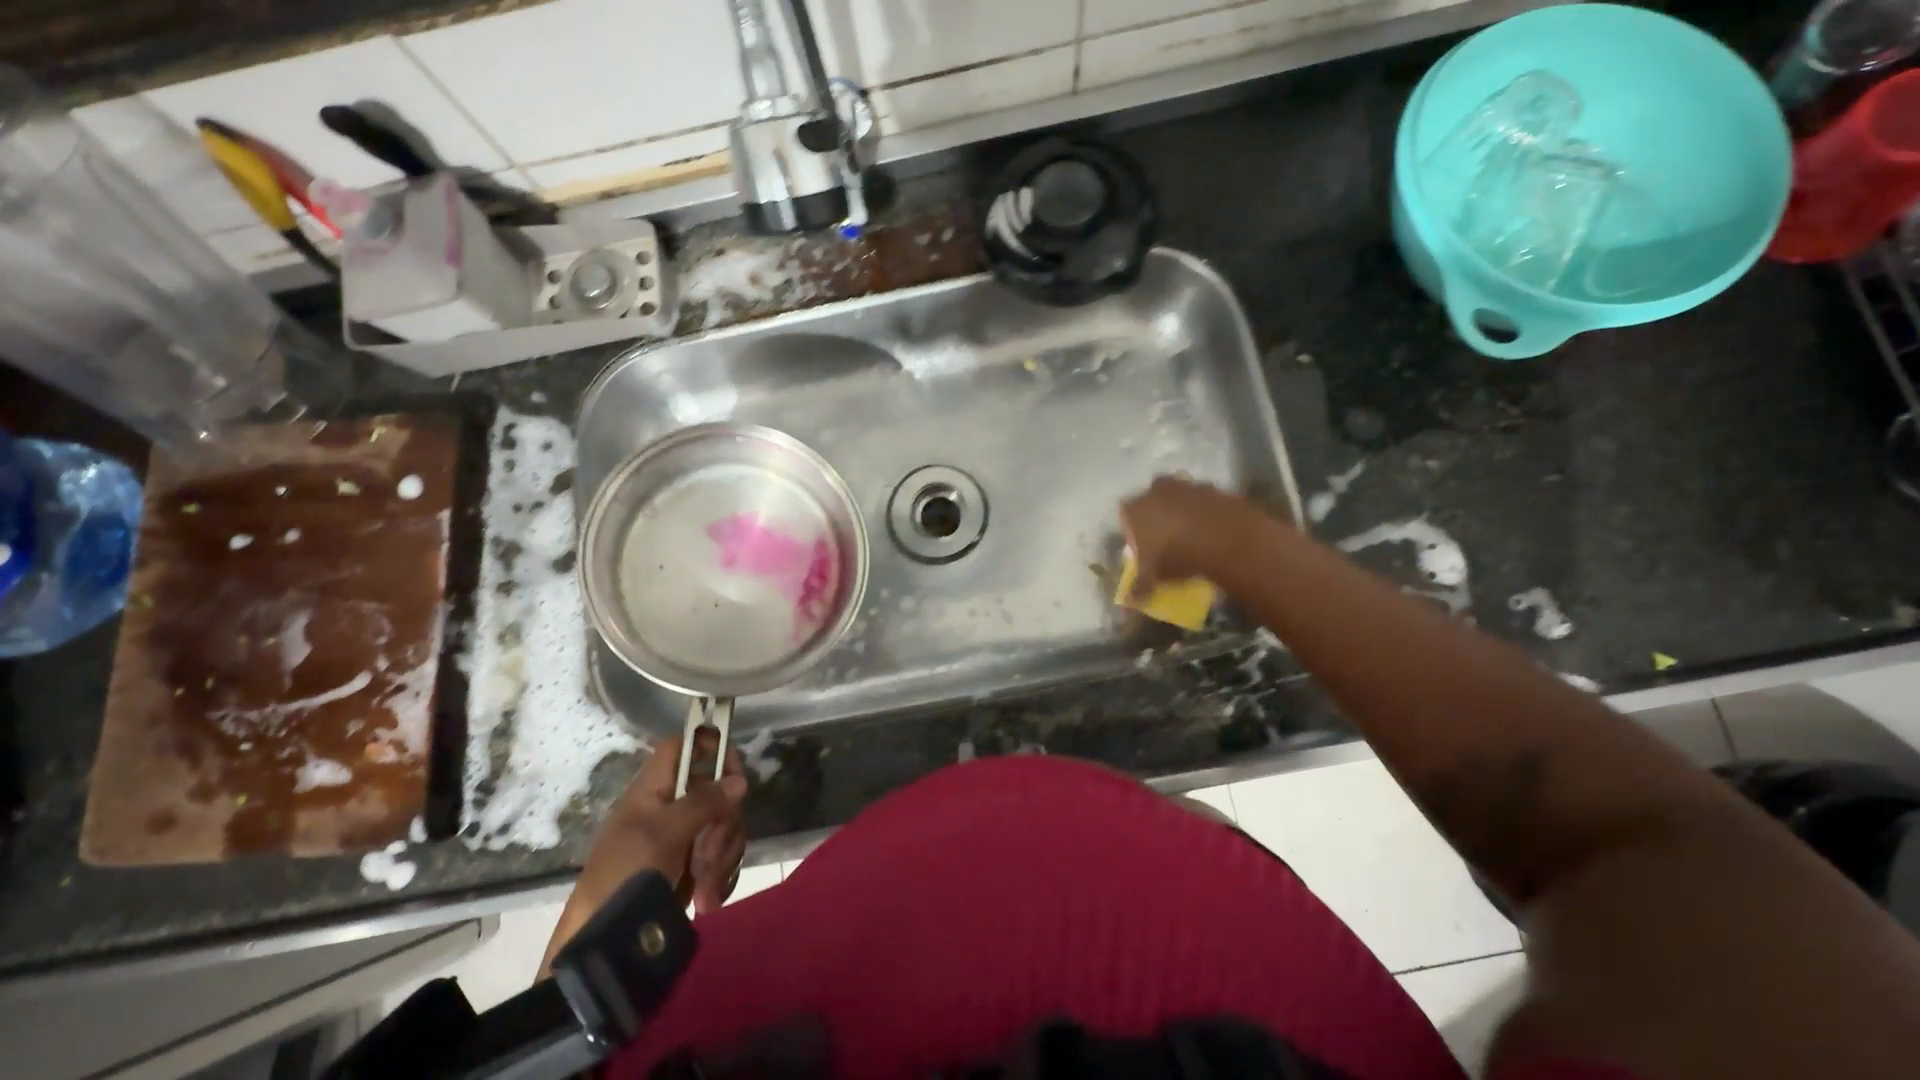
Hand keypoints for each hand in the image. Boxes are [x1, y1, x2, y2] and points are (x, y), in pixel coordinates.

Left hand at [542, 731, 746, 971]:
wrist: (606, 944)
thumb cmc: (626, 875)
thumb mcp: (663, 833)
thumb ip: (703, 802)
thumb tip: (738, 781)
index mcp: (653, 791)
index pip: (683, 747)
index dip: (710, 748)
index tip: (734, 775)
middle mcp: (671, 810)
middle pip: (717, 793)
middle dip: (723, 825)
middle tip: (707, 853)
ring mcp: (683, 841)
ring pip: (725, 828)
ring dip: (721, 858)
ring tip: (704, 890)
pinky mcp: (693, 870)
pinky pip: (723, 859)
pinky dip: (720, 878)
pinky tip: (707, 900)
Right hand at [1119, 475, 1250, 592]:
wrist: (1225, 539)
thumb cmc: (1177, 556)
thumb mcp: (1153, 577)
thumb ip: (1140, 586)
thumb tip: (1131, 599)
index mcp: (1134, 508)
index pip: (1125, 517)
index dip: (1133, 533)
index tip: (1143, 548)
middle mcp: (1155, 490)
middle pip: (1152, 502)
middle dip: (1157, 516)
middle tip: (1166, 539)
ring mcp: (1186, 485)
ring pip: (1178, 497)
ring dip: (1182, 512)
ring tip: (1192, 537)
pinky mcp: (1213, 487)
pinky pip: (1204, 501)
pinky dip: (1206, 512)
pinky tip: (1212, 531)